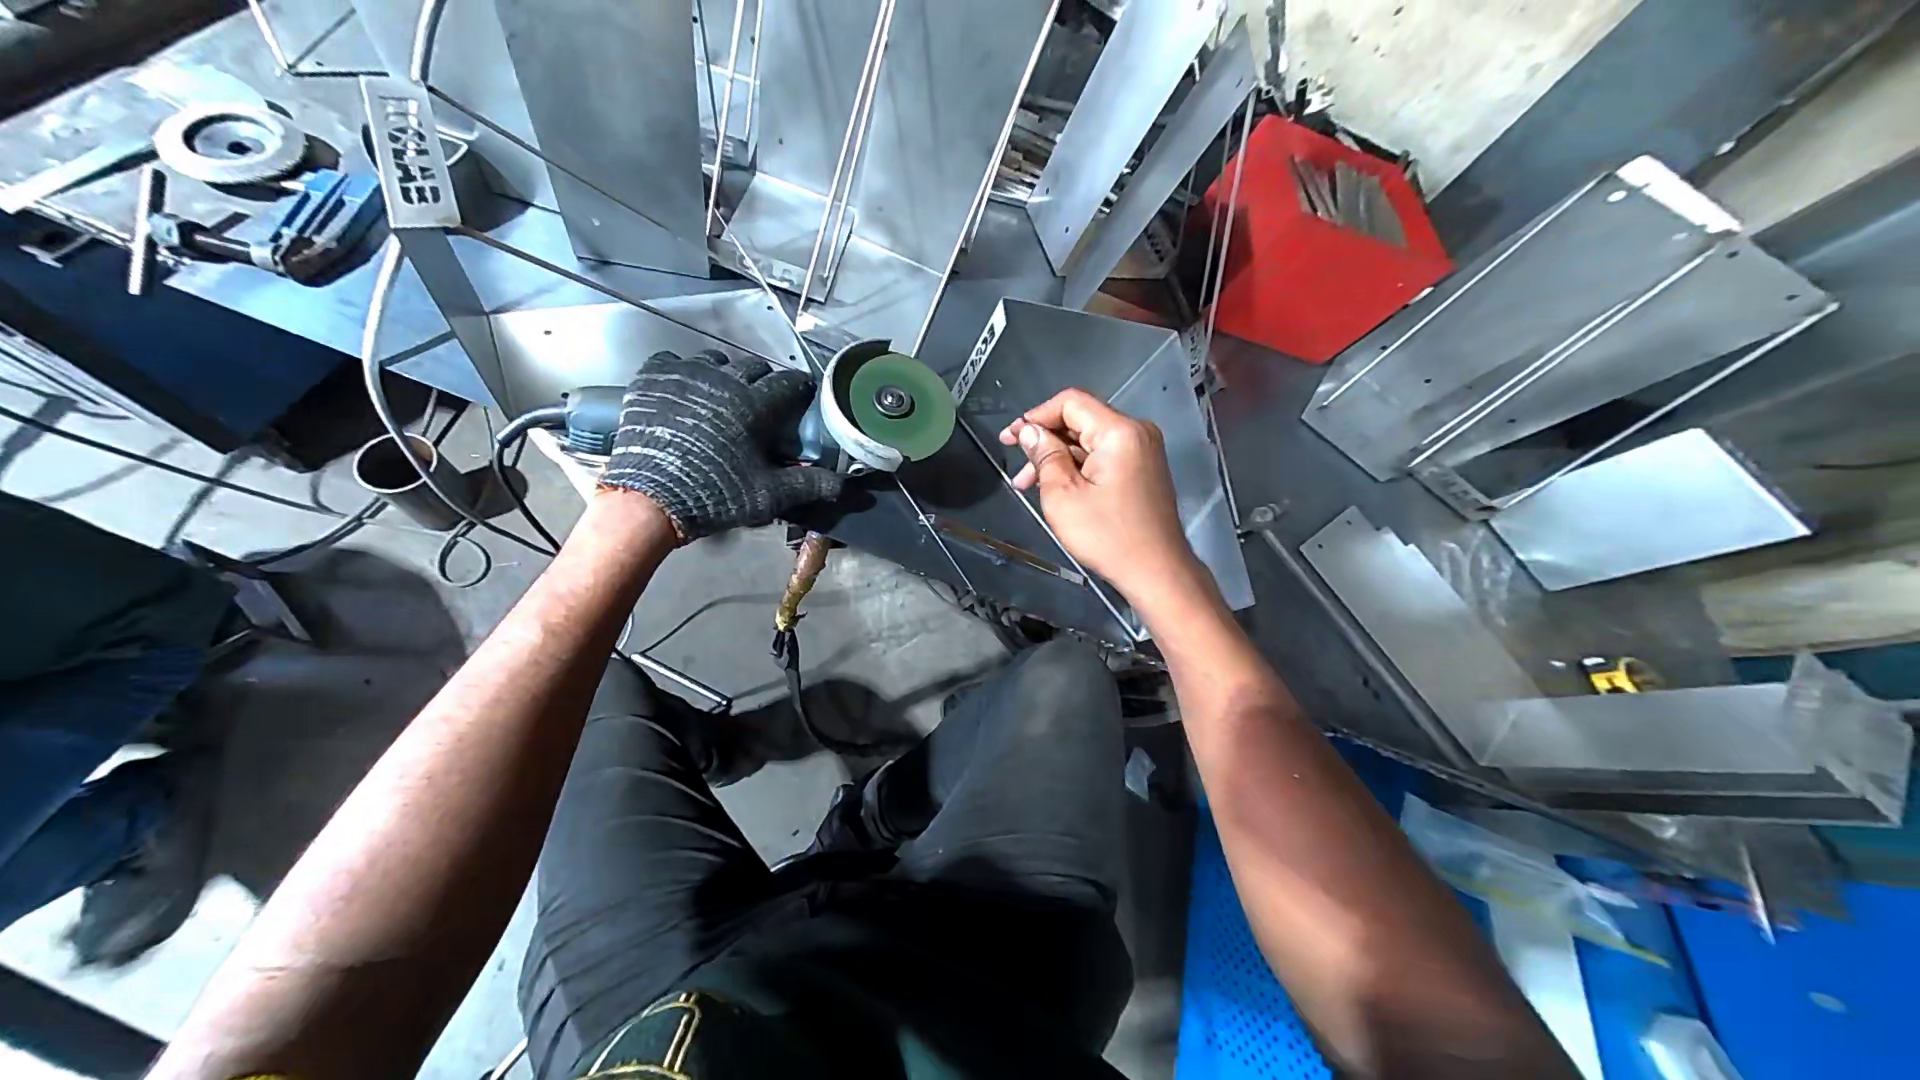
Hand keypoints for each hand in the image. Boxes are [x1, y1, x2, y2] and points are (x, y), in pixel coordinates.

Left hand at [599, 350, 841, 540]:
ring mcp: (685, 375)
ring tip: (722, 394)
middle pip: (752, 367)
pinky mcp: (652, 378)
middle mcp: (722, 380)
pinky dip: (683, 370)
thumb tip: (840, 483)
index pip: (787, 383)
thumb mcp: (767, 495)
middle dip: (762, 381)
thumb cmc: (714, 495)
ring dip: (725, 373)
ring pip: (714, 360)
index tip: (802, 394)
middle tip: (762, 401)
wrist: (650, 500)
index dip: (799, 387)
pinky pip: (674, 360)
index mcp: (753, 405)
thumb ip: (807, 484)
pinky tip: (685, 389)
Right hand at [999, 389, 1205, 607]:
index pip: (1070, 402)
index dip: (1035, 416)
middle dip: (1044, 440)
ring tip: (1029, 484)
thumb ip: (1045, 456)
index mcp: (1119, 432)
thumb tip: (1030, 432)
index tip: (1011, 438)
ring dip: (1058, 457)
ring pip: (1089, 440)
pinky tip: (1057, 487)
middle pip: (1080, 419)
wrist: (1156, 571)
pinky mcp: (1143, 468)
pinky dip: (1078, 466)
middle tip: (1017, 465)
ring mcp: (1142, 450)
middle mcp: (1136, 432)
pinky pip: (1103, 455)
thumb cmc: (1108, 537)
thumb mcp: (1063, 495)